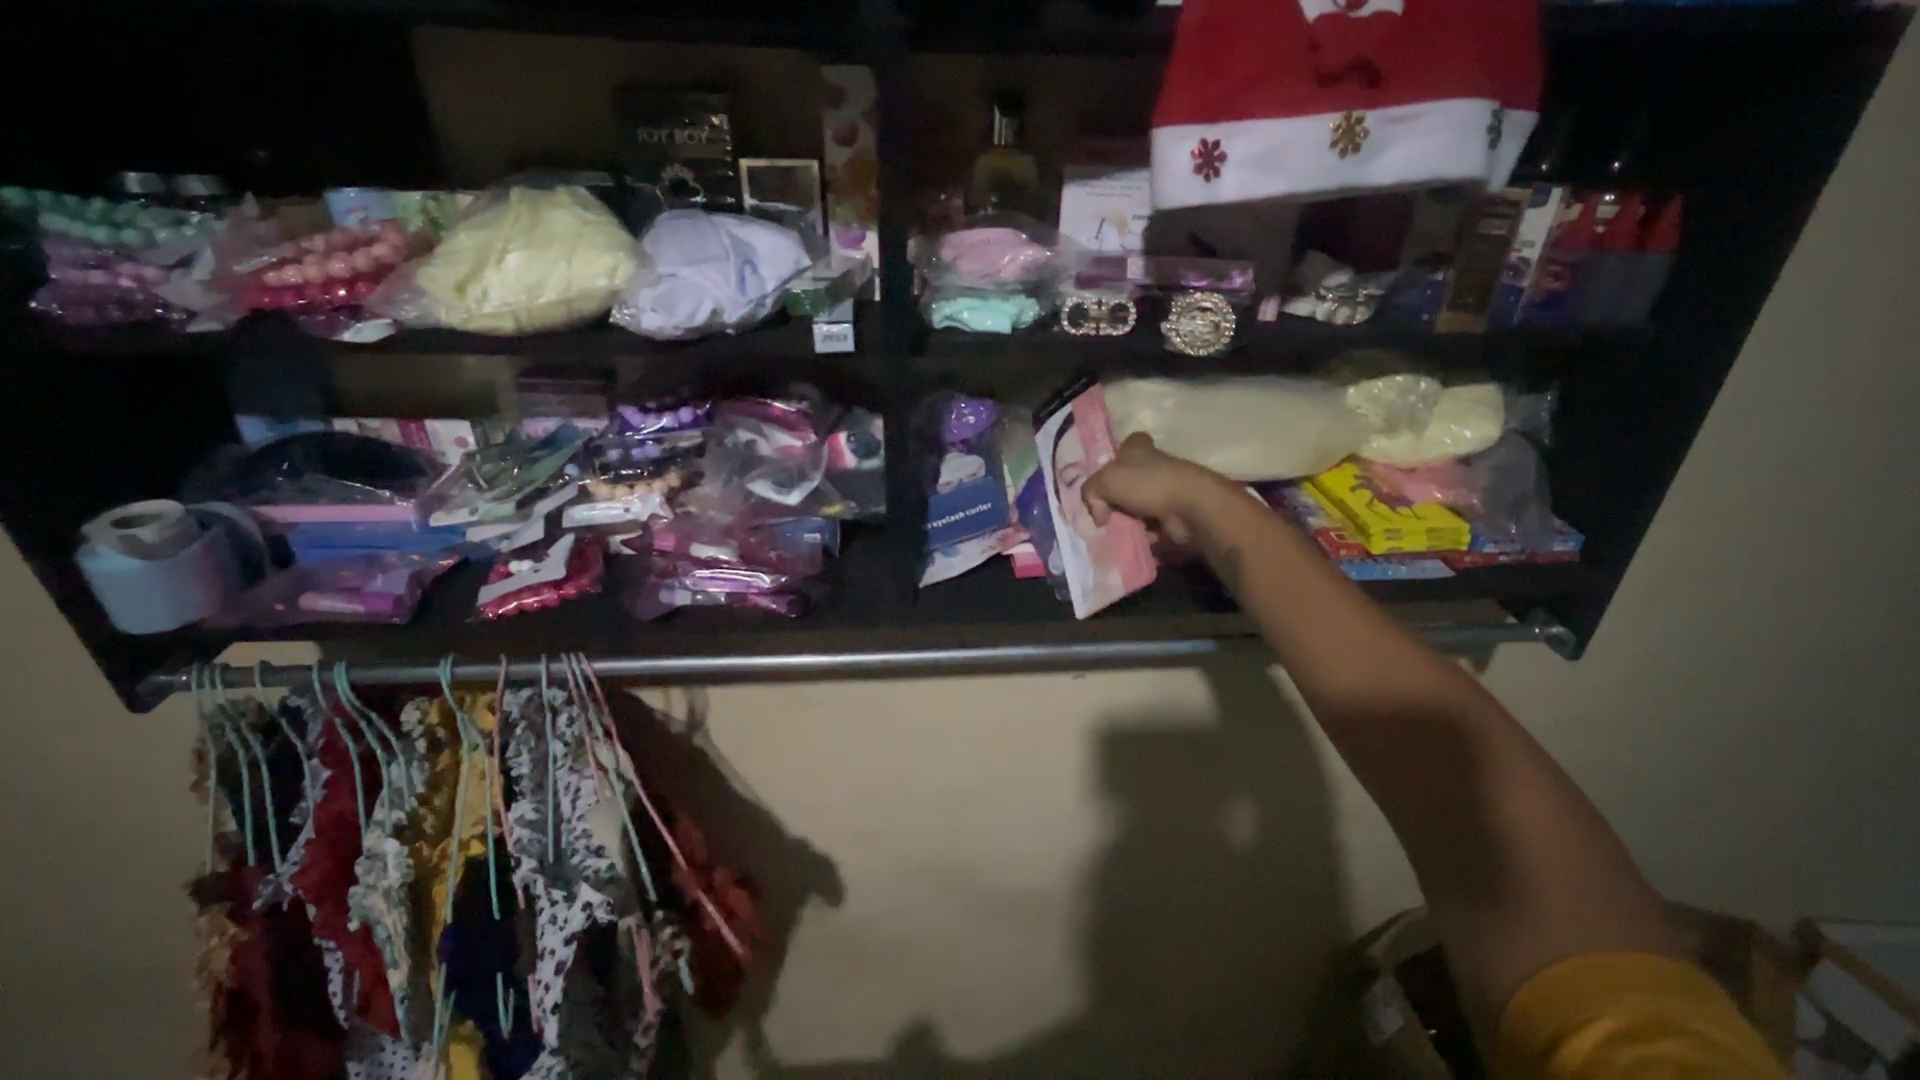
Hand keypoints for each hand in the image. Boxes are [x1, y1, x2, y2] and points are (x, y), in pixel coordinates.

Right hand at [1083, 433, 1224, 546]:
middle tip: (1104, 515)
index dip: (1117, 458)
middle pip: (1130, 480)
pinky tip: (1133, 543)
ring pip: (1140, 506)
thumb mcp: (1105, 481)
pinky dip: (1144, 537)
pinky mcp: (1176, 516)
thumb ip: (1090, 492)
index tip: (1108, 478)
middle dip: (1117, 498)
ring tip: (1116, 533)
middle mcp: (1155, 466)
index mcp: (1139, 449)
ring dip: (1129, 521)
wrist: (1188, 508)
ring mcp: (1168, 492)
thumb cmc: (1146, 484)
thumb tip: (1099, 515)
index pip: (1129, 444)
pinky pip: (1153, 528)